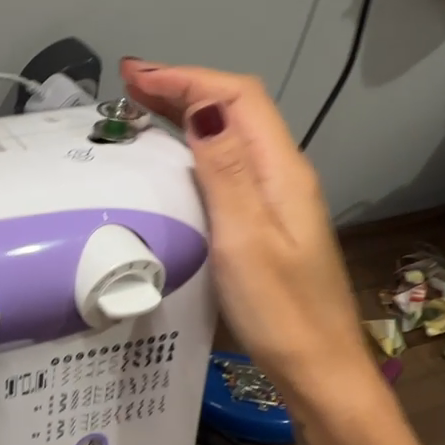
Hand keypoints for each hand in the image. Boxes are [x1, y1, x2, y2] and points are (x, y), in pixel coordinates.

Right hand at [122, 59, 371, 403]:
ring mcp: (276, 198)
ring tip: (139, 109)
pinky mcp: (265, 220)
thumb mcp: (245, 239)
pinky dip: (192, 144)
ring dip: (186, 111)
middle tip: (127, 85)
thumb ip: (226, 172)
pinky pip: (227, 162)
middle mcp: (282, 174)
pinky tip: (170, 156)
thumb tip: (204, 107)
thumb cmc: (279, 311)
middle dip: (183, 86)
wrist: (317, 368)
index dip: (186, 78)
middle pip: (237, 108)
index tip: (133, 76)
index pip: (237, 98)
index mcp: (281, 171)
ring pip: (231, 133)